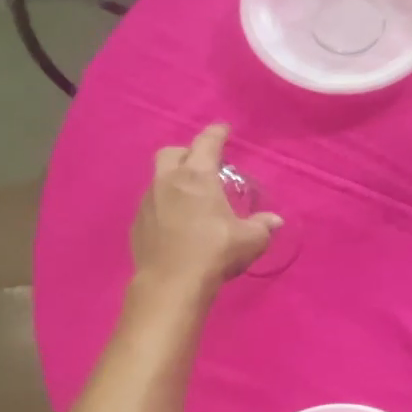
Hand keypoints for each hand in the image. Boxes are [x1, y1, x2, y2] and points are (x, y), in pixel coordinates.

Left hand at [131, 124, 280, 295]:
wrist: (171, 283)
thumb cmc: (215, 252)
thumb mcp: (251, 240)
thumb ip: (263, 226)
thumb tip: (274, 220)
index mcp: (197, 177)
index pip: (206, 144)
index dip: (216, 133)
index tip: (223, 128)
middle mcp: (168, 181)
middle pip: (172, 153)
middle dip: (187, 153)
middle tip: (204, 165)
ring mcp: (148, 201)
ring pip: (160, 178)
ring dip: (175, 180)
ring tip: (192, 198)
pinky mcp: (137, 223)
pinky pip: (153, 203)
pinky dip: (166, 204)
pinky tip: (178, 223)